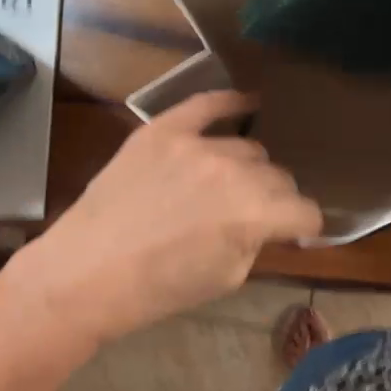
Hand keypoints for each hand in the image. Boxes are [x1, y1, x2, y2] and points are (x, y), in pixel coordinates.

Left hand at [11, 92, 321, 346]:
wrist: (84, 275)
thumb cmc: (159, 289)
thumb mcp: (229, 277)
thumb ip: (260, 241)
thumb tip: (273, 225)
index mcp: (256, 214)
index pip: (305, 211)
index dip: (306, 228)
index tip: (298, 235)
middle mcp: (234, 172)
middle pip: (280, 177)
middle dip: (276, 200)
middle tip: (254, 217)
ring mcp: (197, 146)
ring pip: (249, 148)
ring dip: (248, 170)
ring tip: (227, 187)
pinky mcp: (163, 132)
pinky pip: (208, 104)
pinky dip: (231, 102)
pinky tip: (248, 101)